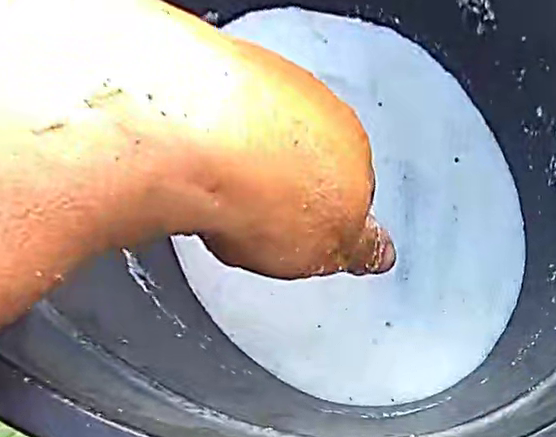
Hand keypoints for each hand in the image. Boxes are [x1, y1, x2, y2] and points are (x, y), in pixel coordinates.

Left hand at [178, 33, 396, 278]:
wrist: (177, 137)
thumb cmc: (260, 191)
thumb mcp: (332, 251)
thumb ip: (362, 249)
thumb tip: (378, 252)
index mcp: (357, 146)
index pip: (357, 189)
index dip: (331, 220)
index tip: (311, 239)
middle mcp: (313, 102)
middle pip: (307, 156)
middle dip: (288, 189)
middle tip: (267, 223)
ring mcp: (257, 78)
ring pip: (260, 132)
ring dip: (246, 164)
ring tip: (225, 197)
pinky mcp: (200, 65)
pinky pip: (212, 112)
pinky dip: (204, 138)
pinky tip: (192, 166)